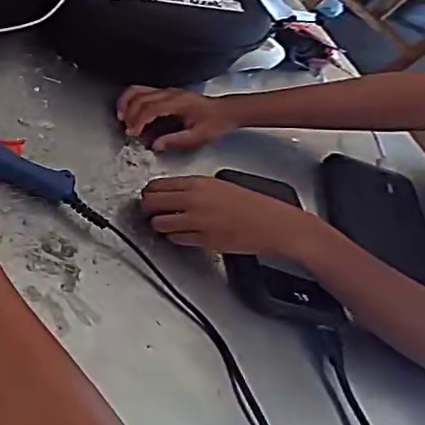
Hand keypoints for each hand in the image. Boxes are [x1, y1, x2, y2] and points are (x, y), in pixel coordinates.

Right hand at [115, 86, 240, 152]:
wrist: (226, 110)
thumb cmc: (215, 123)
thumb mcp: (199, 136)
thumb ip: (176, 141)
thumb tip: (156, 145)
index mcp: (179, 103)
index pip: (151, 108)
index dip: (138, 120)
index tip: (133, 133)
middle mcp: (169, 93)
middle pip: (140, 98)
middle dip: (129, 115)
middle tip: (128, 130)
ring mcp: (165, 91)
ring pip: (136, 91)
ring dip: (125, 104)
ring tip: (121, 118)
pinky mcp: (163, 92)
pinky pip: (139, 90)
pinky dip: (128, 99)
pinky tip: (126, 109)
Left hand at [138, 176, 340, 261]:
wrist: (277, 224)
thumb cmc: (253, 204)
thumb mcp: (219, 185)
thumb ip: (191, 187)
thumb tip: (166, 192)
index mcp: (197, 183)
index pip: (156, 185)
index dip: (148, 193)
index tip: (148, 197)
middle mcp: (194, 200)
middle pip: (151, 203)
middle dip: (147, 209)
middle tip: (151, 212)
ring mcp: (198, 221)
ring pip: (159, 223)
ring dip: (159, 225)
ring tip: (168, 225)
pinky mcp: (204, 240)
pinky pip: (175, 238)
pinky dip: (175, 237)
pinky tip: (183, 234)